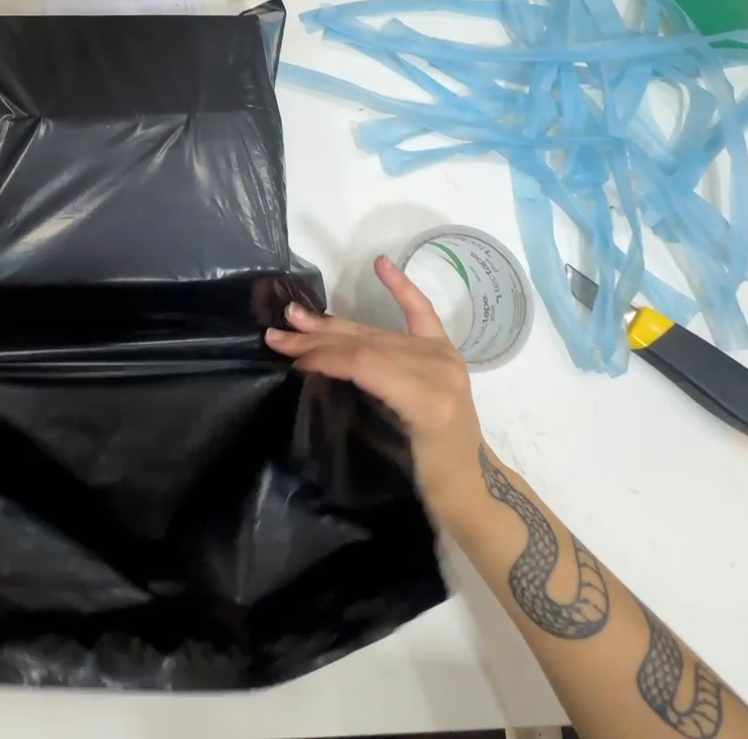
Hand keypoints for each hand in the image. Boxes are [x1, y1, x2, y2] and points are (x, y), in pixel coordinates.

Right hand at [264, 255, 483, 505]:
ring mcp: (442, 357)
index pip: (363, 364)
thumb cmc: (425, 477)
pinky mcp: (444, 351)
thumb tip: (308, 371)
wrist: (470, 483)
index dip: (322, 356)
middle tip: (276, 335)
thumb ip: (354, 404)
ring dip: (332, 324)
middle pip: (367, 343)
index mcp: (427, 399)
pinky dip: (401, 287)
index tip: (288, 360)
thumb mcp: (383, 450)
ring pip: (376, 332)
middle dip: (317, 338)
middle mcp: (438, 369)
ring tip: (295, 316)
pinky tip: (382, 265)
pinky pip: (420, 312)